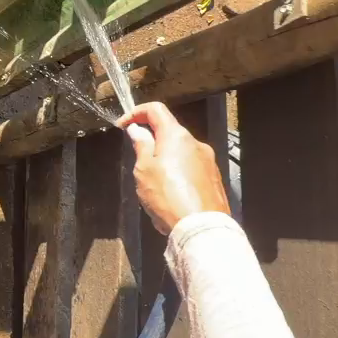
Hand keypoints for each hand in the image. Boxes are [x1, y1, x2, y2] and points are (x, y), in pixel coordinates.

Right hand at [120, 102, 229, 233]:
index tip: (123, 126)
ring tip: (153, 182)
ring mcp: (208, 161)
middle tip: (136, 159)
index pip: (156, 110)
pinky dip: (177, 171)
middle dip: (151, 139)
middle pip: (170, 131)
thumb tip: (138, 129)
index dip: (136, 113)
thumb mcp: (144, 170)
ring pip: (181, 151)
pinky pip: (191, 167)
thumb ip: (141, 146)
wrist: (201, 228)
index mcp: (176, 136)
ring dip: (165, 157)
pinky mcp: (214, 178)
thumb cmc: (167, 196)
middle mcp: (196, 143)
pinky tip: (170, 192)